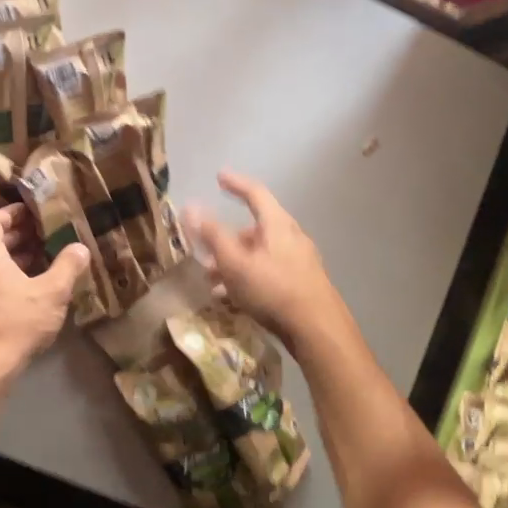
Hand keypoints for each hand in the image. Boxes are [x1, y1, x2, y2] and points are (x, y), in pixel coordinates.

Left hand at [0, 204, 91, 379]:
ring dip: (14, 260)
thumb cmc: (17, 323)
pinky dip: (7, 279)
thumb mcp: (52, 293)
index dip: (11, 213)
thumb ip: (67, 267)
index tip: (31, 212)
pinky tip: (29, 292)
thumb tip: (80, 248)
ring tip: (42, 263)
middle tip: (45, 236)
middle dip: (18, 237)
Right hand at [183, 170, 340, 342]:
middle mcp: (292, 237)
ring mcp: (299, 261)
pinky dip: (247, 277)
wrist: (317, 330)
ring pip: (259, 254)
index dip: (236, 183)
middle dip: (226, 239)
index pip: (255, 193)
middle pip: (254, 229)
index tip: (219, 177)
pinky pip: (268, 271)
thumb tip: (190, 207)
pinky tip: (232, 298)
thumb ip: (212, 235)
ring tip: (212, 282)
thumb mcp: (235, 263)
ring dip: (233, 263)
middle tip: (205, 252)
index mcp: (278, 225)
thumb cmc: (273, 290)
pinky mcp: (302, 283)